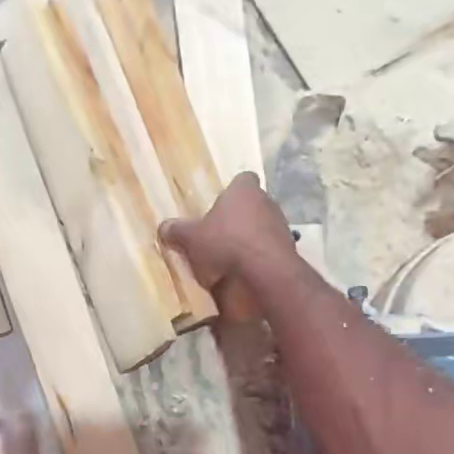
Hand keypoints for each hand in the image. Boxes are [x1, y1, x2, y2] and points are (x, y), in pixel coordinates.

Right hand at [159, 173, 296, 287]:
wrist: (266, 274)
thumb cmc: (226, 243)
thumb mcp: (192, 239)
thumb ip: (178, 231)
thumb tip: (163, 227)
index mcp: (245, 190)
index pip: (244, 179)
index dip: (234, 189)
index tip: (223, 201)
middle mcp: (268, 203)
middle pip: (255, 204)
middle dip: (241, 216)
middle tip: (222, 232)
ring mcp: (282, 227)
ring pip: (265, 227)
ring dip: (252, 238)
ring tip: (233, 256)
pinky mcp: (289, 251)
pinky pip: (271, 250)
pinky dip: (260, 258)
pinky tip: (247, 271)